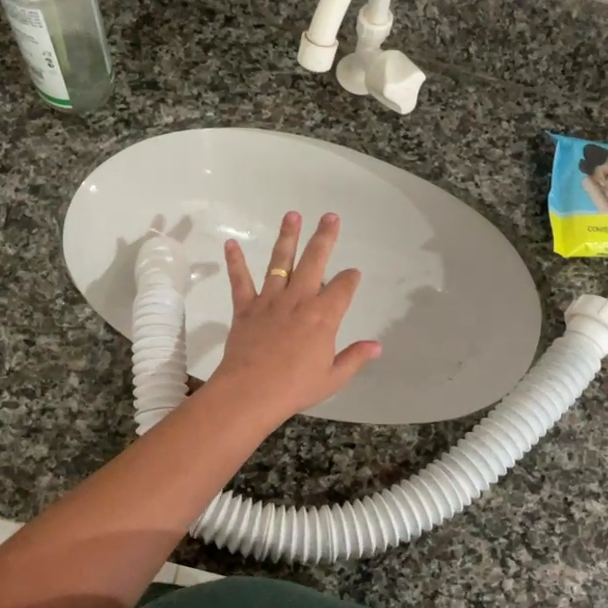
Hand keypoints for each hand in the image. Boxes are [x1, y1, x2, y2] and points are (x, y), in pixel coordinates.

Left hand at [202, 211, 381, 429]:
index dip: (350, 278)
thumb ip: (354, 358)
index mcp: (324, 316)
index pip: (343, 287)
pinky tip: (230, 244)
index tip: (353, 274)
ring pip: (281, 262)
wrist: (250, 392)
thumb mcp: (333, 378)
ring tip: (292, 215)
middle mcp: (299, 300)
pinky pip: (240, 280)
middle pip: (315, 261)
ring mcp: (270, 301)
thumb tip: (377, 346)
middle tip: (330, 217)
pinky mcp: (245, 307)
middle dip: (324, 237)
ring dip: (287, 237)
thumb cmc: (295, 388)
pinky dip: (235, 262)